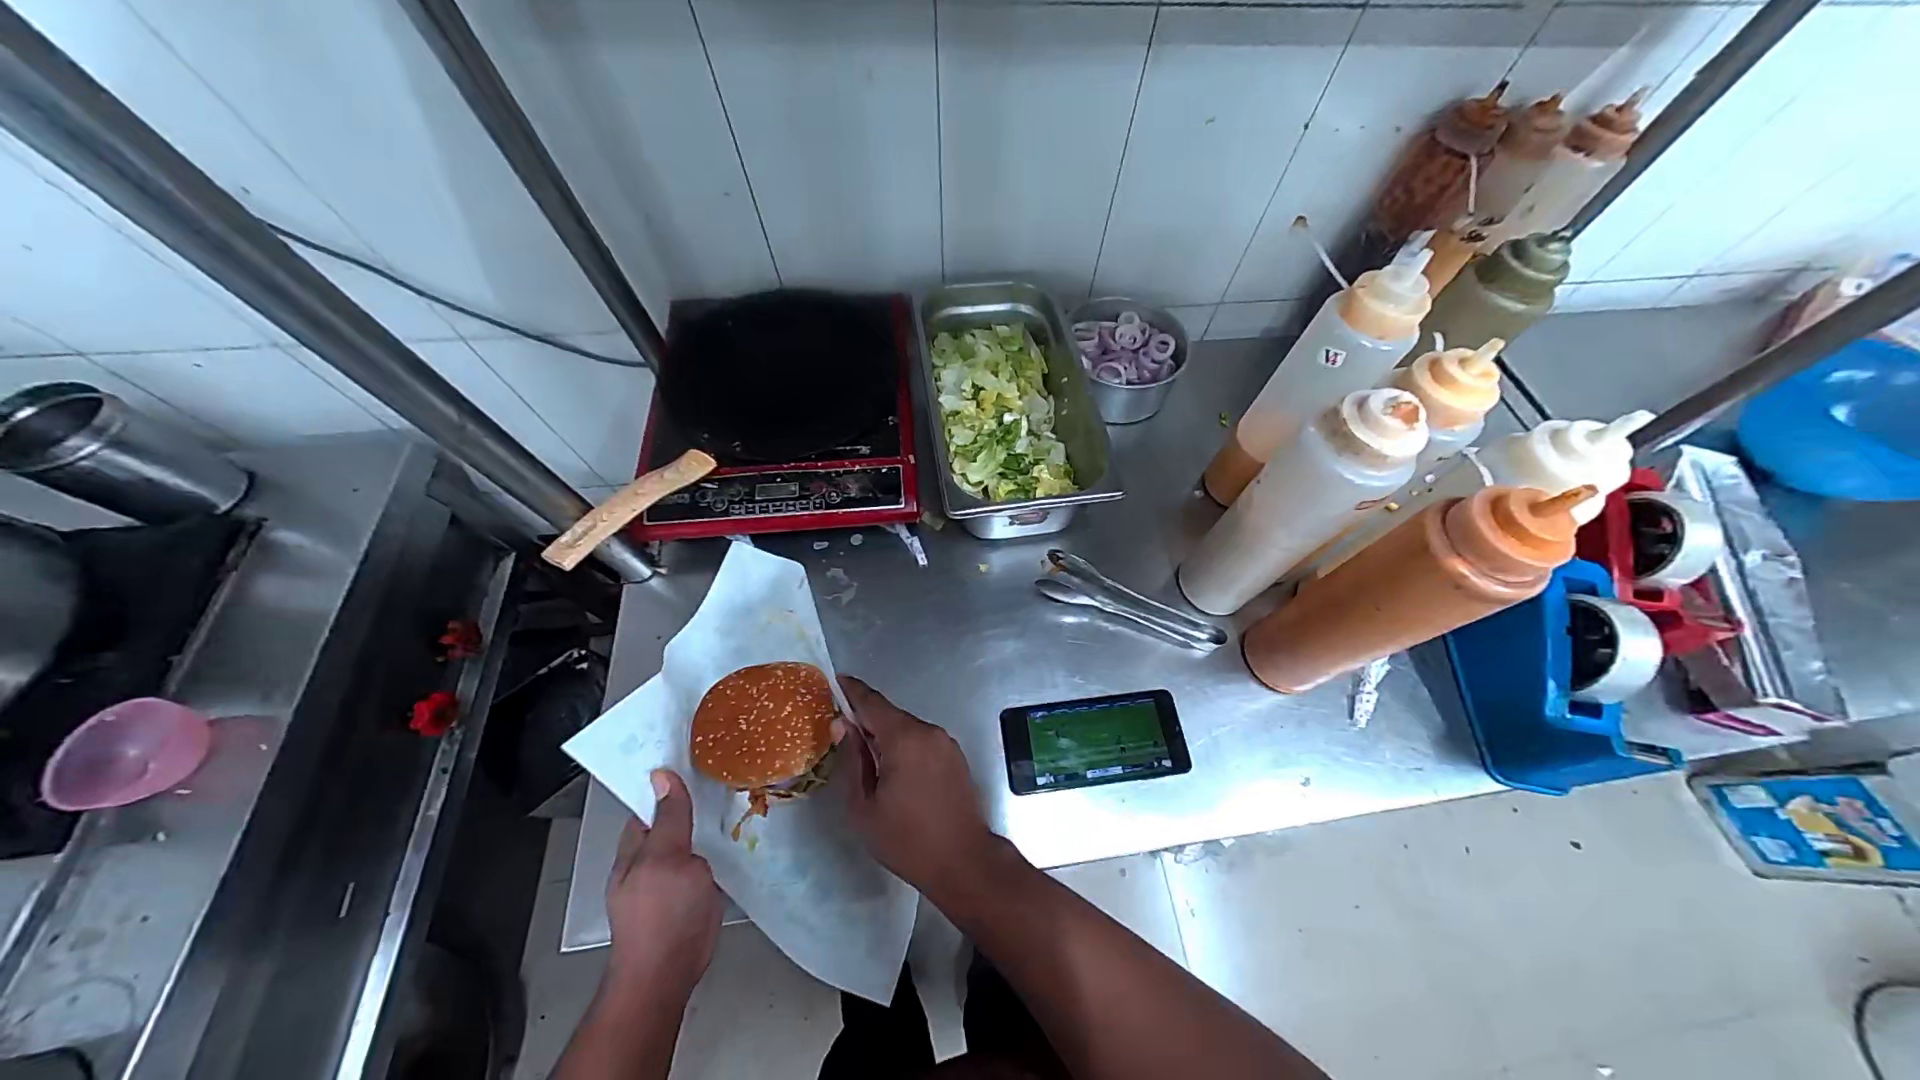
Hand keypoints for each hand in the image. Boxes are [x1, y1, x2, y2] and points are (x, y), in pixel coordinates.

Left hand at [604, 769, 722, 993]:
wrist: (670, 971)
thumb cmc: (661, 914)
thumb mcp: (665, 858)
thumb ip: (669, 818)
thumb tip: (661, 776)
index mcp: (635, 846)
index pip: (650, 802)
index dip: (668, 780)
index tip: (693, 754)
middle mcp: (651, 858)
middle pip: (674, 818)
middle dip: (694, 797)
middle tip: (725, 767)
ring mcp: (673, 875)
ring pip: (692, 836)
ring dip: (710, 819)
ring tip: (738, 788)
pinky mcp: (694, 890)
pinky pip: (708, 856)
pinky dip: (721, 842)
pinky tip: (741, 829)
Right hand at [839, 675, 1003, 895]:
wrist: (964, 861)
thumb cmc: (907, 839)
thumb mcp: (865, 806)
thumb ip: (853, 760)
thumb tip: (844, 727)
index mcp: (904, 738)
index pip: (872, 702)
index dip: (852, 691)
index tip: (837, 681)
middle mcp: (928, 732)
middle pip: (891, 716)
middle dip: (867, 721)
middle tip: (843, 733)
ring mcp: (946, 743)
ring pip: (907, 730)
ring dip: (887, 737)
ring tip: (868, 762)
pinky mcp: (956, 757)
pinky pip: (923, 742)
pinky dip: (905, 747)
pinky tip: (895, 772)